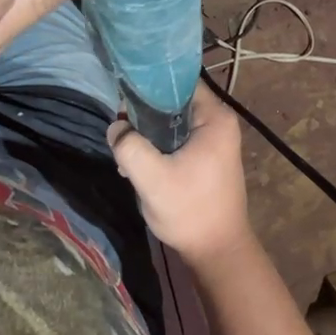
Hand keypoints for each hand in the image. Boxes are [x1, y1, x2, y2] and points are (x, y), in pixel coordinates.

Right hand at [108, 83, 252, 265]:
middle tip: (122, 125)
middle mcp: (219, 122)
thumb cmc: (190, 211)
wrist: (217, 253)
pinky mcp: (207, 157)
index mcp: (215, 117)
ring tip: (127, 148)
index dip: (150, 84)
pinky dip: (159, 145)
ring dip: (150, 132)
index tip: (124, 93)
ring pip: (173, 121)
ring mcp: (215, 140)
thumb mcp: (152, 179)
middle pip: (174, 101)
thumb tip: (115, 127)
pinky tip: (140, 162)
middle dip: (145, 112)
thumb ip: (129, 147)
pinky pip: (178, 138)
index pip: (179, 81)